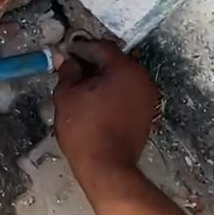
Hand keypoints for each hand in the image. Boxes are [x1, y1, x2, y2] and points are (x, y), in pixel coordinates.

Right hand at [52, 39, 160, 186]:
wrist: (106, 166)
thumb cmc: (84, 129)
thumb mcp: (67, 96)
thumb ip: (67, 72)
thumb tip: (66, 59)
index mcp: (125, 69)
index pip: (102, 48)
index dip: (81, 48)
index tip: (66, 52)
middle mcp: (142, 78)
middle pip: (115, 61)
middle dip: (93, 62)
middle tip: (72, 68)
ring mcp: (147, 96)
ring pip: (122, 77)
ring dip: (103, 78)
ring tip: (81, 86)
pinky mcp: (146, 113)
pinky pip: (127, 93)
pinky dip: (112, 92)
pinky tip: (95, 100)